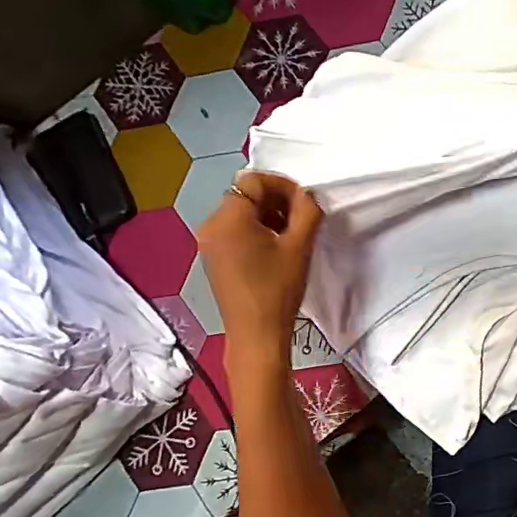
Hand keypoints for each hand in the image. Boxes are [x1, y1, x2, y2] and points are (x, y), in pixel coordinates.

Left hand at [196, 171, 322, 365]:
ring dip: (267, 216)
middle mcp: (211, 225)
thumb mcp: (299, 247)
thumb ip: (307, 211)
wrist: (257, 336)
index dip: (282, 185)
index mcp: (228, 218)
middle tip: (301, 218)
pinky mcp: (213, 259)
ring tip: (290, 235)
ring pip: (240, 213)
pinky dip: (255, 231)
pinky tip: (274, 249)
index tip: (304, 201)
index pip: (254, 180)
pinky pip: (234, 231)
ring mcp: (209, 243)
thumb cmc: (278, 291)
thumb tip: (307, 196)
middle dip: (275, 200)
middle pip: (244, 195)